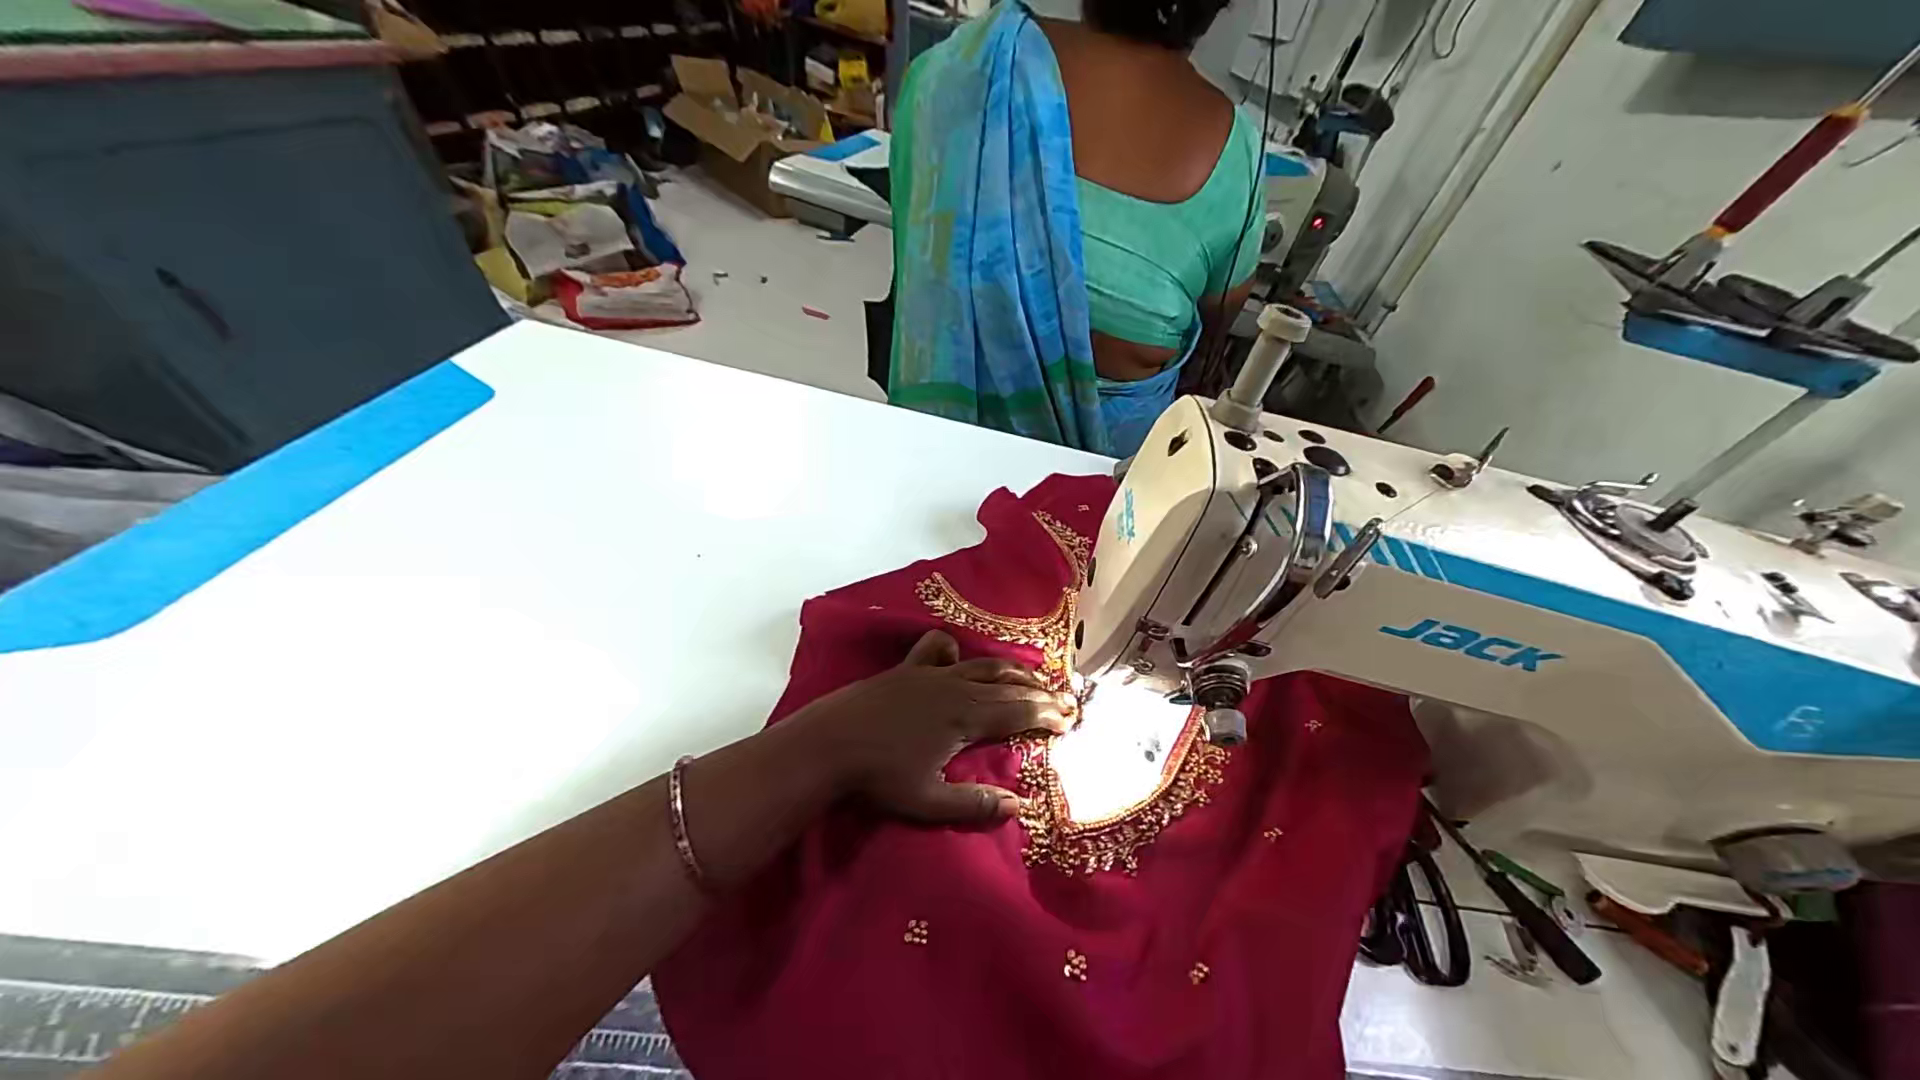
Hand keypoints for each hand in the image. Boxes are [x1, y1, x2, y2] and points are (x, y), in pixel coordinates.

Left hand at [786, 630, 1075, 824]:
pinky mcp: (906, 670)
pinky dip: (955, 651)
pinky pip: (938, 651)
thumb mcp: (927, 801)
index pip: (1018, 712)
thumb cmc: (878, 777)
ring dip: (1010, 672)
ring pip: (981, 666)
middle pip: (1007, 686)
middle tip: (1066, 700)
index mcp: (965, 717)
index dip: (1047, 714)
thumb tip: (1019, 806)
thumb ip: (974, 803)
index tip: (1069, 719)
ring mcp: (929, 674)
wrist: (827, 744)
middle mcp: (954, 688)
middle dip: (1040, 693)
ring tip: (1032, 677)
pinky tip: (958, 655)